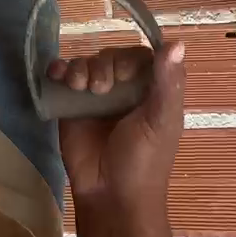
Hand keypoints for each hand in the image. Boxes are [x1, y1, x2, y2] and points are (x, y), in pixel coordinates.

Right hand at [53, 42, 186, 200]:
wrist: (109, 195)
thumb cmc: (143, 161)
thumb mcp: (160, 122)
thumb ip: (167, 83)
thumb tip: (178, 42)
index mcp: (151, 91)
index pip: (141, 56)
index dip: (129, 59)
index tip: (123, 75)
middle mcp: (123, 89)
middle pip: (110, 56)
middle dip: (102, 66)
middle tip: (100, 89)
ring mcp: (95, 95)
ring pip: (85, 62)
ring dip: (79, 68)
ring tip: (79, 88)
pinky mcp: (71, 103)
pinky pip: (63, 76)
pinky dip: (58, 70)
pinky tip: (57, 76)